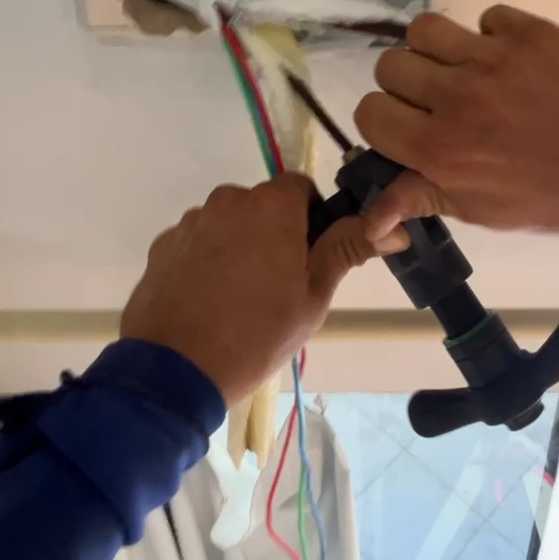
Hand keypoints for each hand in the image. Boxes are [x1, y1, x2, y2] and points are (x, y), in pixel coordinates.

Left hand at [121, 175, 403, 403]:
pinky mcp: (162, 245)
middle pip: (262, 204)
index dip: (311, 216)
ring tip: (237, 296)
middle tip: (277, 282)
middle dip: (273, 231)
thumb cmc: (258, 333)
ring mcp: (191, 221)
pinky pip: (196, 241)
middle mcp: (229, 199)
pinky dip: (205, 259)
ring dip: (238, 243)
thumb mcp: (314, 295)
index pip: (300, 186)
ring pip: (228, 222)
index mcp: (272, 205)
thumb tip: (396, 227)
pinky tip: (206, 299)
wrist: (175, 372)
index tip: (309, 254)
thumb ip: (347, 248)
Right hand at [354, 5, 558, 240]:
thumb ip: (418, 200)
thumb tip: (370, 221)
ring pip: (425, 28)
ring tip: (462, 67)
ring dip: (436, 48)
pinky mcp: (532, 34)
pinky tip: (510, 60)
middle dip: (406, 82)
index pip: (369, 112)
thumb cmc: (547, 199)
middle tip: (437, 97)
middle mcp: (457, 98)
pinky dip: (492, 34)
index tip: (407, 124)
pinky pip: (487, 16)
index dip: (383, 119)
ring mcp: (494, 60)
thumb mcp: (477, 210)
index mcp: (438, 149)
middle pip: (389, 64)